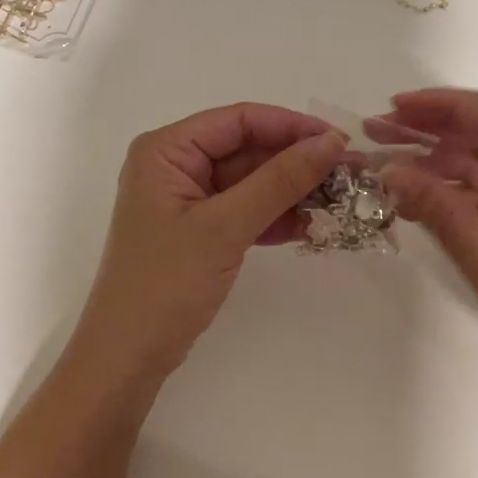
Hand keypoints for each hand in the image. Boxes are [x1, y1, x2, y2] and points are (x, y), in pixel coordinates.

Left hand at [73, 103, 345, 380]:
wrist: (126, 358)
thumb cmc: (165, 283)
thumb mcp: (225, 226)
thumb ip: (279, 180)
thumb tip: (331, 141)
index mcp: (166, 149)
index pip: (238, 120)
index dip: (290, 126)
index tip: (340, 140)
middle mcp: (174, 165)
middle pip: (247, 149)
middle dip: (297, 161)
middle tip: (351, 173)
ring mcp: (187, 200)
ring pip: (252, 181)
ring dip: (293, 190)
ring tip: (342, 200)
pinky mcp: (200, 232)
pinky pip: (246, 210)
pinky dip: (277, 217)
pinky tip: (314, 225)